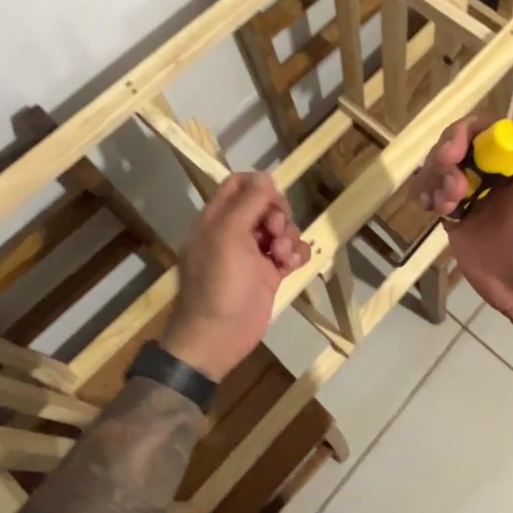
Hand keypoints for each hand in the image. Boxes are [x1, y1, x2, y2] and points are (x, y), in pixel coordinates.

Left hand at [161, 173, 309, 380]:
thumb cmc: (219, 282)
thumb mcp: (229, 235)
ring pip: (280, 229)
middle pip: (264, 205)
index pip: (237, 185)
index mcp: (216, 219)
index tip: (273, 197)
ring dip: (289, 236)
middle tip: (276, 231)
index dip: (258, 185)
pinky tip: (293, 265)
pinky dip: (296, 255)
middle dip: (278, 214)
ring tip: (283, 256)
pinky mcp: (269, 275)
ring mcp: (252, 255)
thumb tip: (266, 175)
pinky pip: (290, 254)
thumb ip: (248, 202)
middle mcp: (234, 233)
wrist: (218, 337)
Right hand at [410, 102, 512, 322]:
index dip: (465, 132)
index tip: (454, 150)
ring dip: (434, 176)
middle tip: (448, 184)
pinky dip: (425, 193)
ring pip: (440, 164)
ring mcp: (472, 190)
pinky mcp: (455, 213)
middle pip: (457, 141)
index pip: (487, 127)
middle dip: (444, 155)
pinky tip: (431, 208)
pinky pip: (432, 191)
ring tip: (445, 205)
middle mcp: (495, 168)